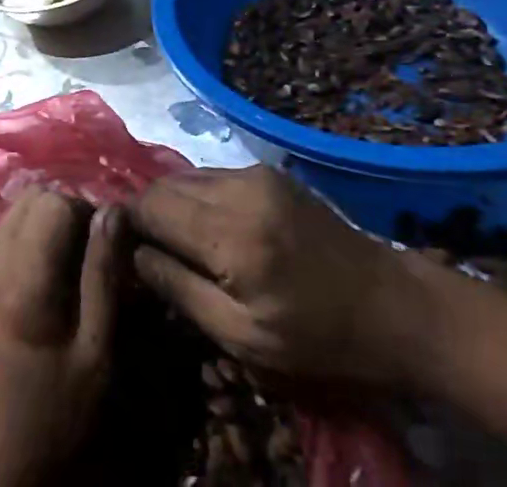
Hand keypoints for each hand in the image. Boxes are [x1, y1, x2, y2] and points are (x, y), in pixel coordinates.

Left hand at [0, 190, 121, 486]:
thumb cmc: (47, 411)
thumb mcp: (92, 351)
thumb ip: (102, 275)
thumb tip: (113, 211)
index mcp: (20, 276)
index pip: (55, 202)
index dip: (88, 214)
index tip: (107, 247)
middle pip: (34, 196)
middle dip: (69, 212)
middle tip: (92, 254)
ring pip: (18, 210)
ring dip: (49, 223)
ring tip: (72, 266)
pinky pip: (5, 232)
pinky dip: (31, 237)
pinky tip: (46, 277)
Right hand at [127, 166, 433, 389]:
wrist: (390, 303)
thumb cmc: (316, 335)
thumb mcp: (241, 334)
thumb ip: (178, 288)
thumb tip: (131, 253)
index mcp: (230, 235)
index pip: (150, 207)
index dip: (126, 222)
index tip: (116, 245)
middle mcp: (238, 189)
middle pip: (164, 184)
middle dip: (145, 210)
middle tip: (143, 246)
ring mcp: (256, 174)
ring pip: (186, 176)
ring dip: (170, 202)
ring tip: (174, 239)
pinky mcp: (268, 172)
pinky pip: (213, 176)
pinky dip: (197, 196)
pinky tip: (207, 226)